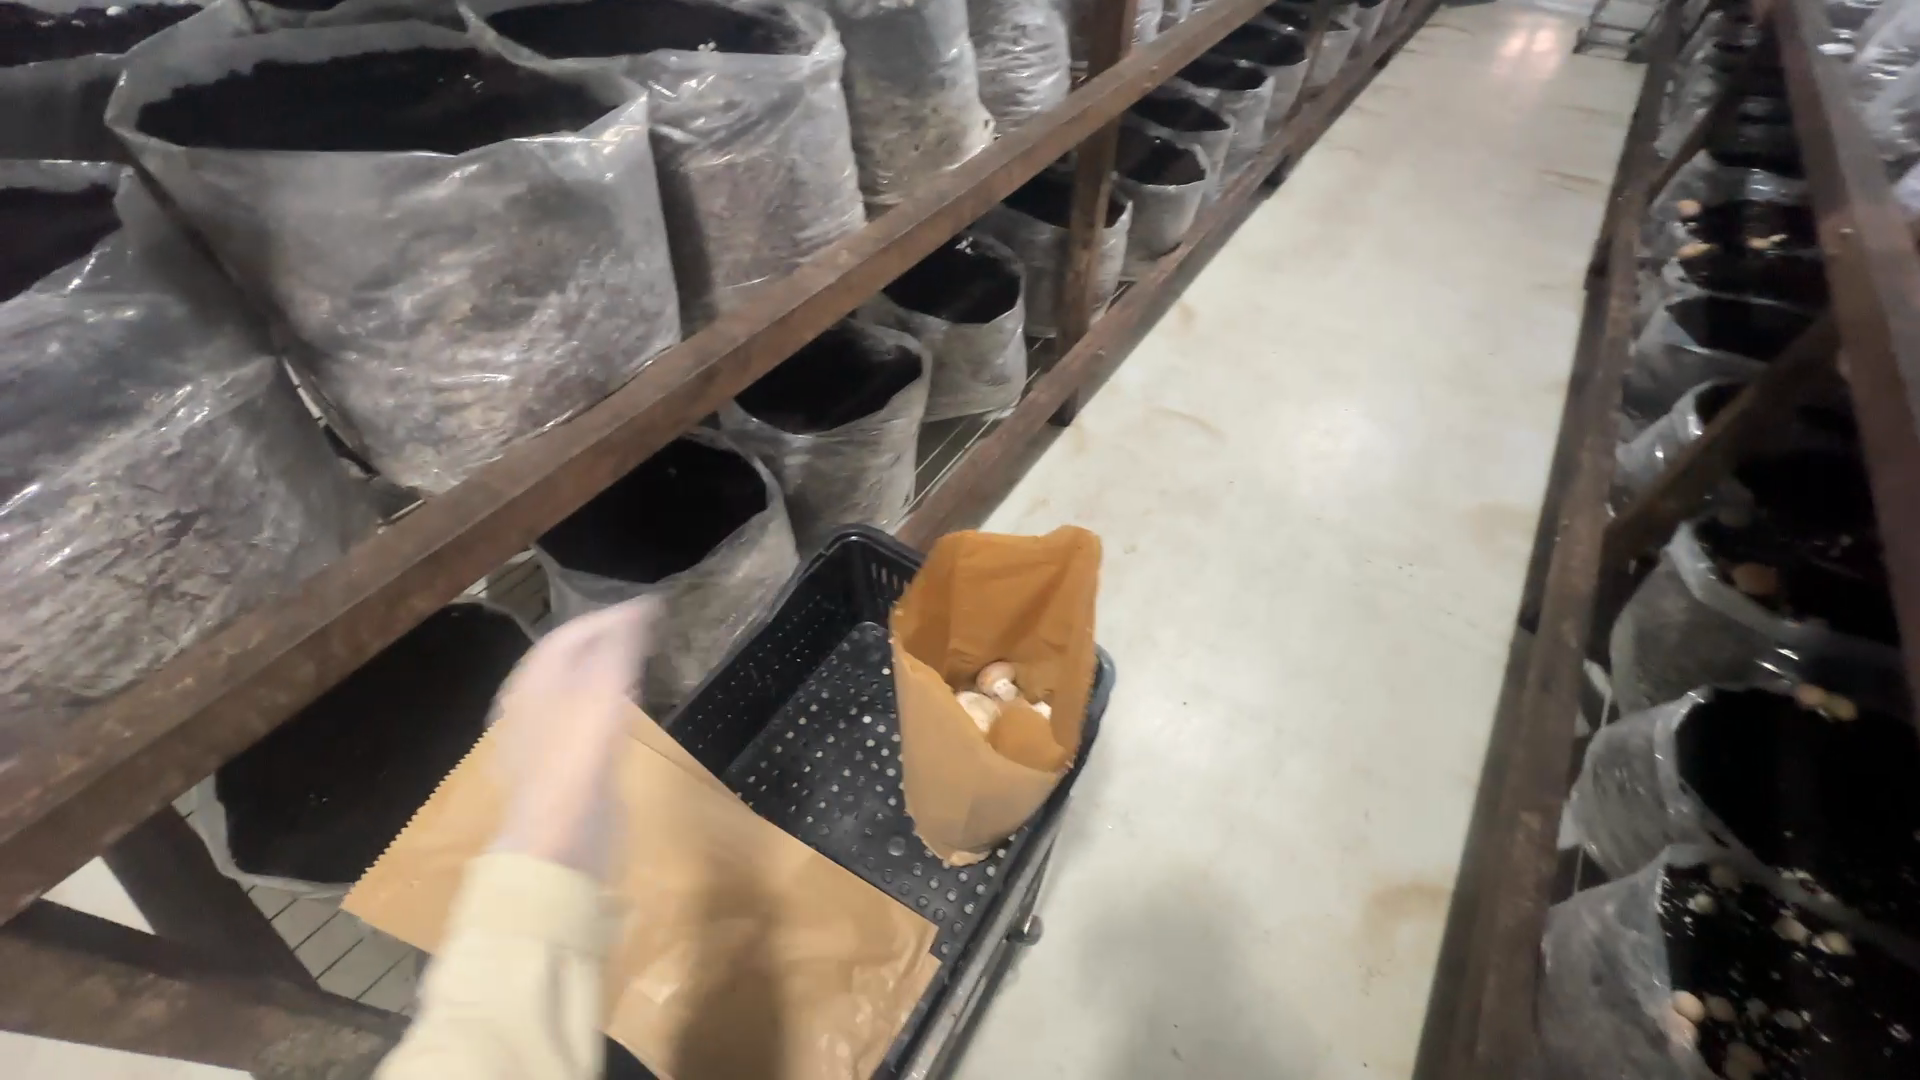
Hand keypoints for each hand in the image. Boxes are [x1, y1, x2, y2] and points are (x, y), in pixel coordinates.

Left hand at [490, 597, 661, 876]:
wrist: (562, 842)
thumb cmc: (578, 760)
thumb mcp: (603, 692)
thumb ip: (619, 647)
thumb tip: (639, 608)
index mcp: (531, 685)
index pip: (569, 636)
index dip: (610, 617)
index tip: (652, 608)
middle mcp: (530, 707)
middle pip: (567, 661)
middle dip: (605, 640)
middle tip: (646, 630)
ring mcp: (544, 740)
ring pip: (575, 689)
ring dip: (606, 670)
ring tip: (638, 662)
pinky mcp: (562, 767)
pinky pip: (584, 718)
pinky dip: (607, 701)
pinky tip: (624, 710)